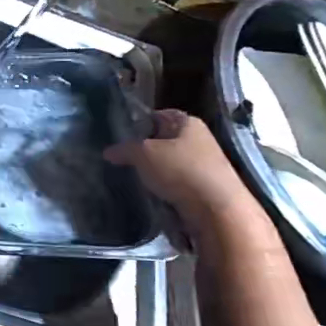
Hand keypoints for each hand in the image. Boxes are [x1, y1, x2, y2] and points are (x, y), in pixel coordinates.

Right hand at [104, 110, 256, 225]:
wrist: (216, 210)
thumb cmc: (180, 170)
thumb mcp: (144, 154)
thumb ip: (124, 149)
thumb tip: (108, 152)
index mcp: (188, 123)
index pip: (159, 115)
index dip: (140, 123)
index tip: (121, 137)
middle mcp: (200, 140)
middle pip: (164, 141)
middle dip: (145, 151)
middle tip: (122, 160)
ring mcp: (205, 165)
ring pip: (170, 165)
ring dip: (154, 173)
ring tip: (133, 180)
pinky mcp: (205, 189)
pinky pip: (177, 185)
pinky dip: (165, 190)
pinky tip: (151, 197)